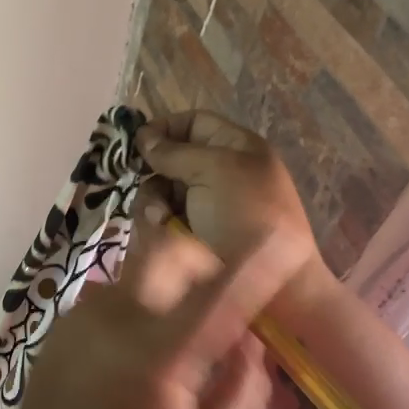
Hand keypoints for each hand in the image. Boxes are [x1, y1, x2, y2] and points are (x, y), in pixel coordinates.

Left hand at [2, 186, 309, 408]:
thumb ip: (244, 390)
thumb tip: (252, 339)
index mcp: (161, 356)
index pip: (222, 295)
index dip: (259, 263)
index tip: (288, 238)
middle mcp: (120, 318)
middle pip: (170, 251)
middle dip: (204, 262)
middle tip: (218, 299)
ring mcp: (86, 313)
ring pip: (142, 270)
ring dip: (170, 287)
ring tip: (174, 336)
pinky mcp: (66, 318)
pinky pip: (116, 293)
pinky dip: (139, 306)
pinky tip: (133, 354)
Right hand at [137, 111, 316, 265]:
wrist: (272, 285)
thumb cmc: (247, 217)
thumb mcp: (214, 171)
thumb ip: (175, 152)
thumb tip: (143, 137)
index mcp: (236, 149)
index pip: (193, 123)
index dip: (164, 128)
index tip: (135, 143)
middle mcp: (219, 174)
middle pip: (170, 160)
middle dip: (155, 174)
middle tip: (147, 186)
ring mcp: (205, 208)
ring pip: (160, 193)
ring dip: (154, 203)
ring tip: (161, 221)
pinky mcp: (192, 239)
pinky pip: (162, 223)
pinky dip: (158, 228)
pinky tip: (165, 237)